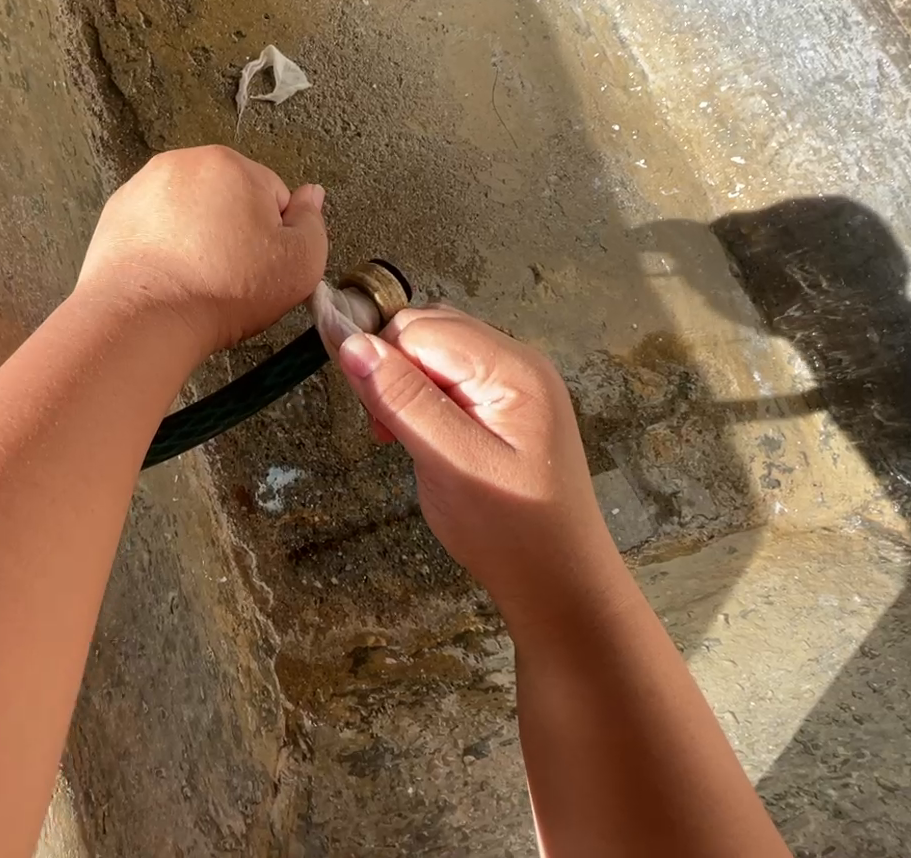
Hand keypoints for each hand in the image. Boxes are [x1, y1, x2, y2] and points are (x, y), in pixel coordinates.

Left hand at [78, 146, 327, 356]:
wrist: (145, 318)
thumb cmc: (222, 291)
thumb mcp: (300, 264)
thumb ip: (314, 223)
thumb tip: (311, 195)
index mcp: (231, 165)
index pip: (272, 196)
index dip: (275, 238)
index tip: (262, 266)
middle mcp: (183, 164)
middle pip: (229, 200)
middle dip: (234, 233)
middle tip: (231, 276)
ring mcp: (143, 187)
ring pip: (190, 213)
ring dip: (199, 239)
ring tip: (198, 279)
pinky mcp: (117, 215)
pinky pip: (156, 228)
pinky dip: (165, 248)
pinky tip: (170, 278)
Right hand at [334, 306, 608, 601]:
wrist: (559, 582)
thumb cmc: (508, 529)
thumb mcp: (450, 463)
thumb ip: (403, 399)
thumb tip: (351, 343)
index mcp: (511, 367)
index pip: (420, 328)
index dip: (385, 364)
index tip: (380, 423)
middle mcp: (516, 359)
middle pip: (426, 329)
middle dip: (393, 369)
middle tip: (389, 432)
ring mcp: (513, 379)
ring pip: (432, 349)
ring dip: (404, 383)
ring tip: (406, 436)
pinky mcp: (504, 401)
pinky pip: (447, 374)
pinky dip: (422, 396)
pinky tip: (425, 435)